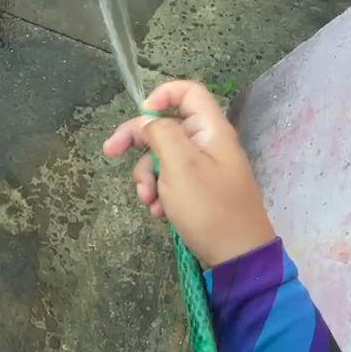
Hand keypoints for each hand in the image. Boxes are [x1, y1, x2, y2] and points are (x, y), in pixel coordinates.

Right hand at [103, 80, 276, 266]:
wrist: (239, 260)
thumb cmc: (210, 208)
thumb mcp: (180, 166)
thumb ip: (161, 134)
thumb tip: (147, 121)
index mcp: (210, 130)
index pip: (188, 91)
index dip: (162, 95)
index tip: (141, 115)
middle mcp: (208, 144)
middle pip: (166, 126)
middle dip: (138, 142)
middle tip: (111, 152)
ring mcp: (204, 168)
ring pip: (163, 155)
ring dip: (148, 175)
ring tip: (149, 200)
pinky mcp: (199, 190)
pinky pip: (170, 179)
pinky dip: (159, 191)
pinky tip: (158, 210)